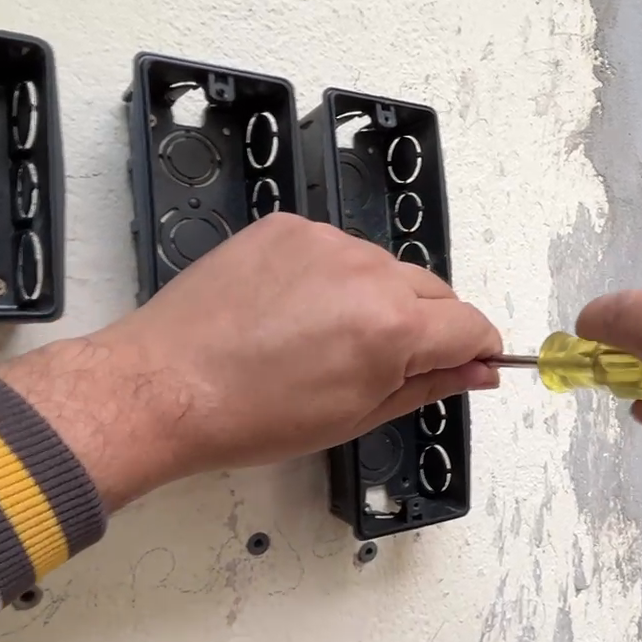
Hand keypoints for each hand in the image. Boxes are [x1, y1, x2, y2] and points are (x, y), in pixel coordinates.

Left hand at [0, 213, 500, 509]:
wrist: (161, 386)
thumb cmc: (253, 415)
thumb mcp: (359, 415)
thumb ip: (432, 385)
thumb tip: (480, 373)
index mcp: (392, 328)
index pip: (472, 325)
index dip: (480, 348)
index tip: (474, 361)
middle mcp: (369, 272)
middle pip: (436, 292)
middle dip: (430, 326)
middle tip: (387, 361)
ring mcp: (326, 241)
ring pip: (388, 269)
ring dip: (381, 299)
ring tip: (330, 336)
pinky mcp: (289, 226)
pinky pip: (340, 249)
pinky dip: (337, 277)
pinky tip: (300, 309)